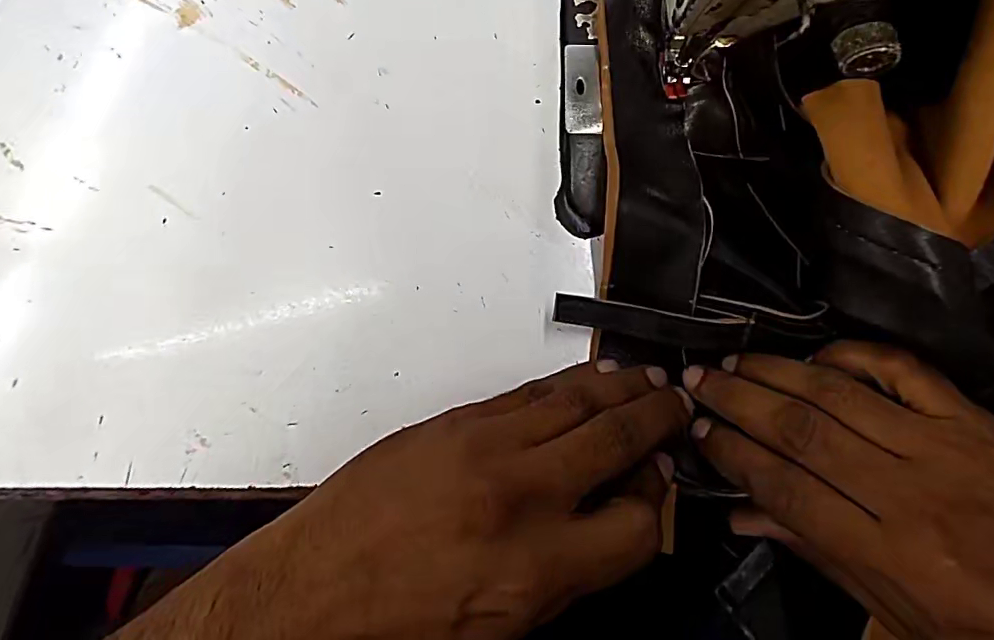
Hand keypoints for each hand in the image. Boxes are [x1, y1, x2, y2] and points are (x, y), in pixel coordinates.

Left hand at [116, 360, 690, 639]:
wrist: (313, 590)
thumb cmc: (404, 627)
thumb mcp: (503, 629)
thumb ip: (572, 575)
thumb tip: (616, 523)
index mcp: (536, 569)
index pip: (637, 526)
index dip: (658, 505)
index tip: (660, 487)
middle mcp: (521, 495)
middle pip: (616, 440)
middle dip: (658, 419)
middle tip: (680, 403)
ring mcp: (488, 445)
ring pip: (578, 399)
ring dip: (621, 386)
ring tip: (648, 379)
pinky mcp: (460, 418)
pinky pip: (531, 391)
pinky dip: (569, 383)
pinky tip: (589, 379)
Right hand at [683, 342, 993, 639]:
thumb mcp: (911, 627)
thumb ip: (824, 558)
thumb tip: (748, 514)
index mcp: (897, 559)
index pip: (789, 489)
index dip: (733, 455)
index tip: (698, 431)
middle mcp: (912, 492)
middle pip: (803, 431)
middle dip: (739, 401)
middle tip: (695, 381)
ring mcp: (945, 445)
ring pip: (838, 394)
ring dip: (777, 373)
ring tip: (732, 362)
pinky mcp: (975, 418)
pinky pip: (901, 369)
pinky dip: (851, 354)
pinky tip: (816, 355)